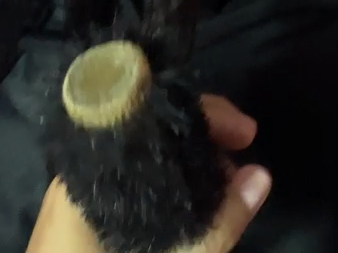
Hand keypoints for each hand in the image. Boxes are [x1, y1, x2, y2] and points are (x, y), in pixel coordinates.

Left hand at [25, 95, 272, 252]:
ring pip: (145, 158)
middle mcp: (81, 174)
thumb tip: (261, 176)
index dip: (206, 113)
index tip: (245, 133)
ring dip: (189, 163)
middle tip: (244, 156)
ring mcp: (76, 200)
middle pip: (152, 129)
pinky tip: (192, 206)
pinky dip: (167, 185)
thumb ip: (214, 228)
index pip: (155, 111)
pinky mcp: (79, 224)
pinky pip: (132, 183)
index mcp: (92, 173)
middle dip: (206, 137)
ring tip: (225, 185)